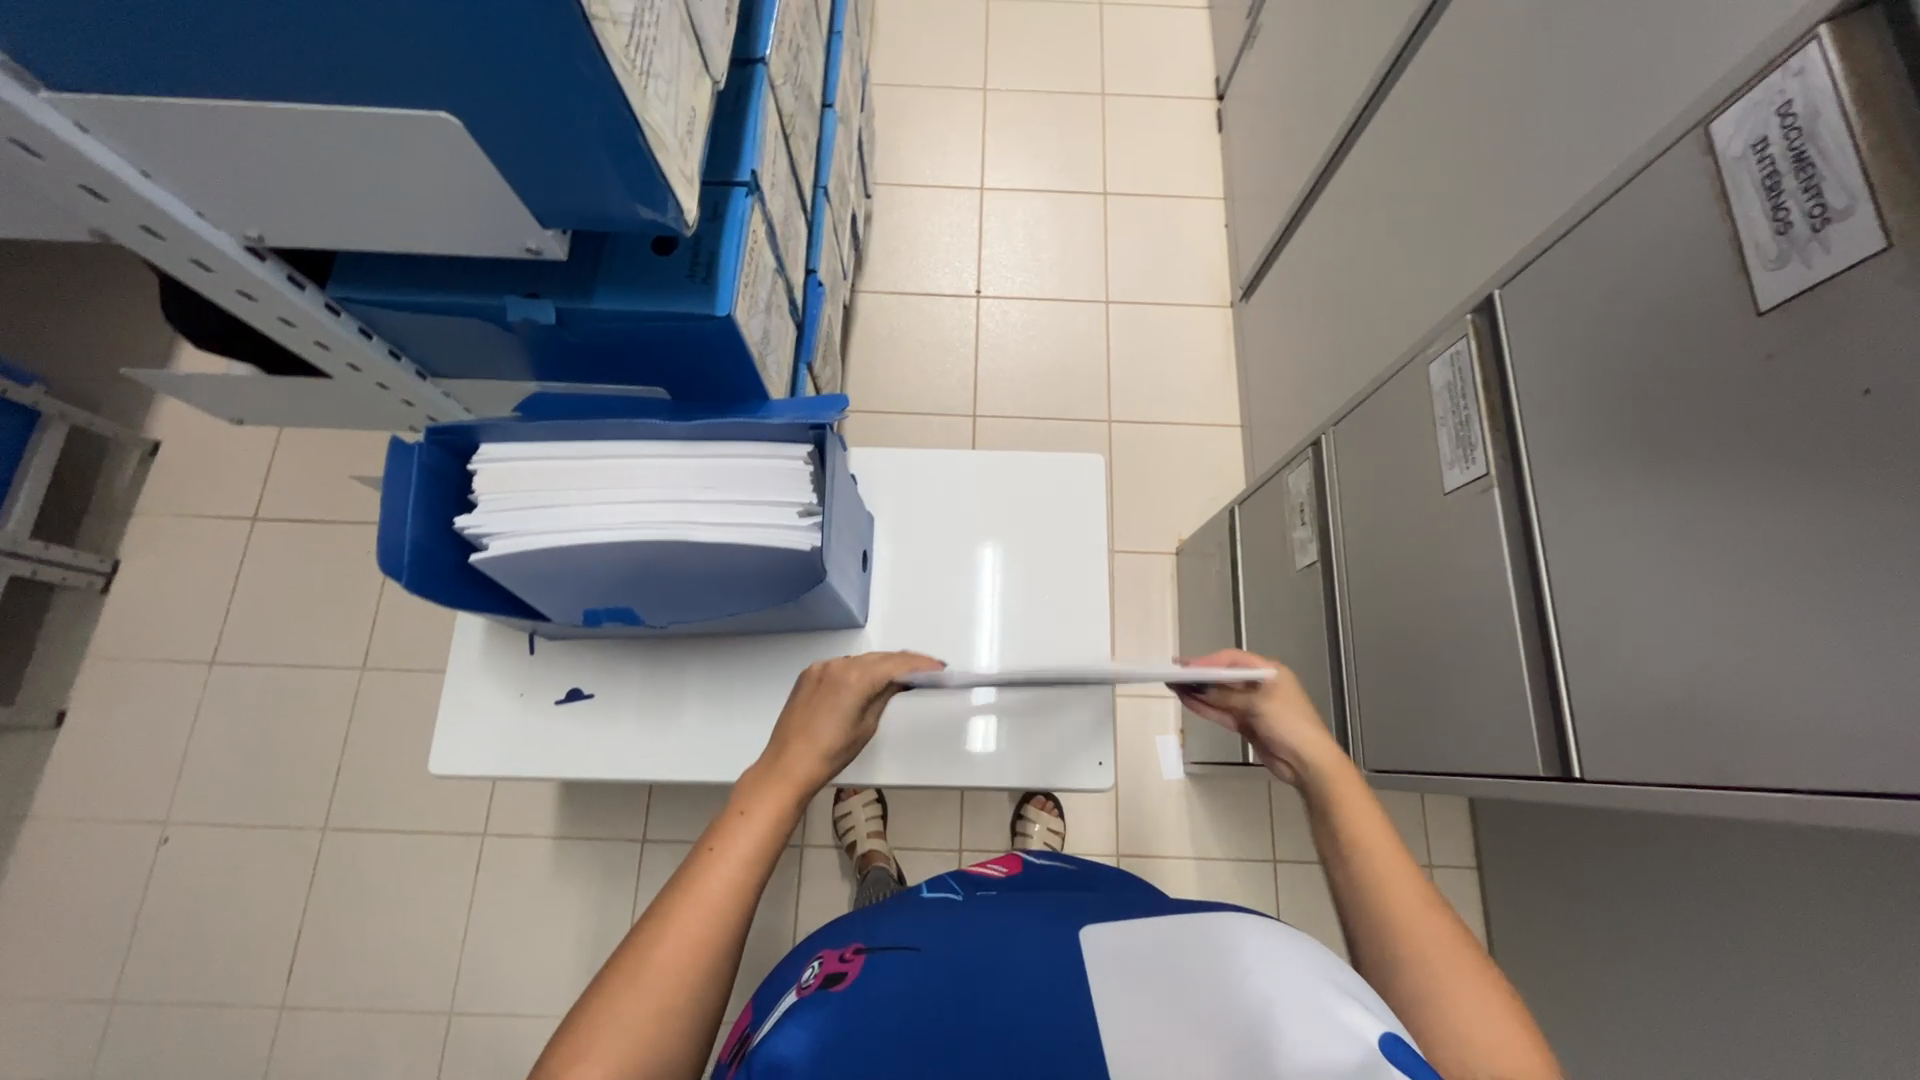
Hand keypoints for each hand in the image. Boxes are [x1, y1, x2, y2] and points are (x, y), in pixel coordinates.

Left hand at [755, 651, 945, 796]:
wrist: (787, 766)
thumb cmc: (832, 753)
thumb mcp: (867, 726)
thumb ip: (884, 696)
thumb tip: (899, 682)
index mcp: (855, 677)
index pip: (896, 663)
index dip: (920, 664)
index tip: (939, 667)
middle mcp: (837, 664)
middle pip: (879, 658)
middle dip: (903, 663)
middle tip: (926, 671)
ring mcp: (820, 668)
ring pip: (859, 660)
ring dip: (880, 665)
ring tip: (900, 676)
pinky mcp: (809, 675)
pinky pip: (841, 666)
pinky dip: (858, 670)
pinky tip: (868, 681)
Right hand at [1171, 649, 1346, 786]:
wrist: (1308, 763)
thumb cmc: (1289, 724)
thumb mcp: (1257, 705)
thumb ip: (1226, 696)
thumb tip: (1199, 688)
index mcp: (1269, 672)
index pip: (1233, 660)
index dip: (1208, 661)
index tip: (1185, 666)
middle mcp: (1260, 686)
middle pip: (1225, 677)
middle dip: (1201, 676)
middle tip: (1174, 675)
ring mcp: (1253, 706)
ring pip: (1221, 696)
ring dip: (1200, 692)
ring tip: (1174, 687)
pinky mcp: (1247, 725)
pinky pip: (1222, 712)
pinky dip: (1206, 708)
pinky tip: (1188, 702)